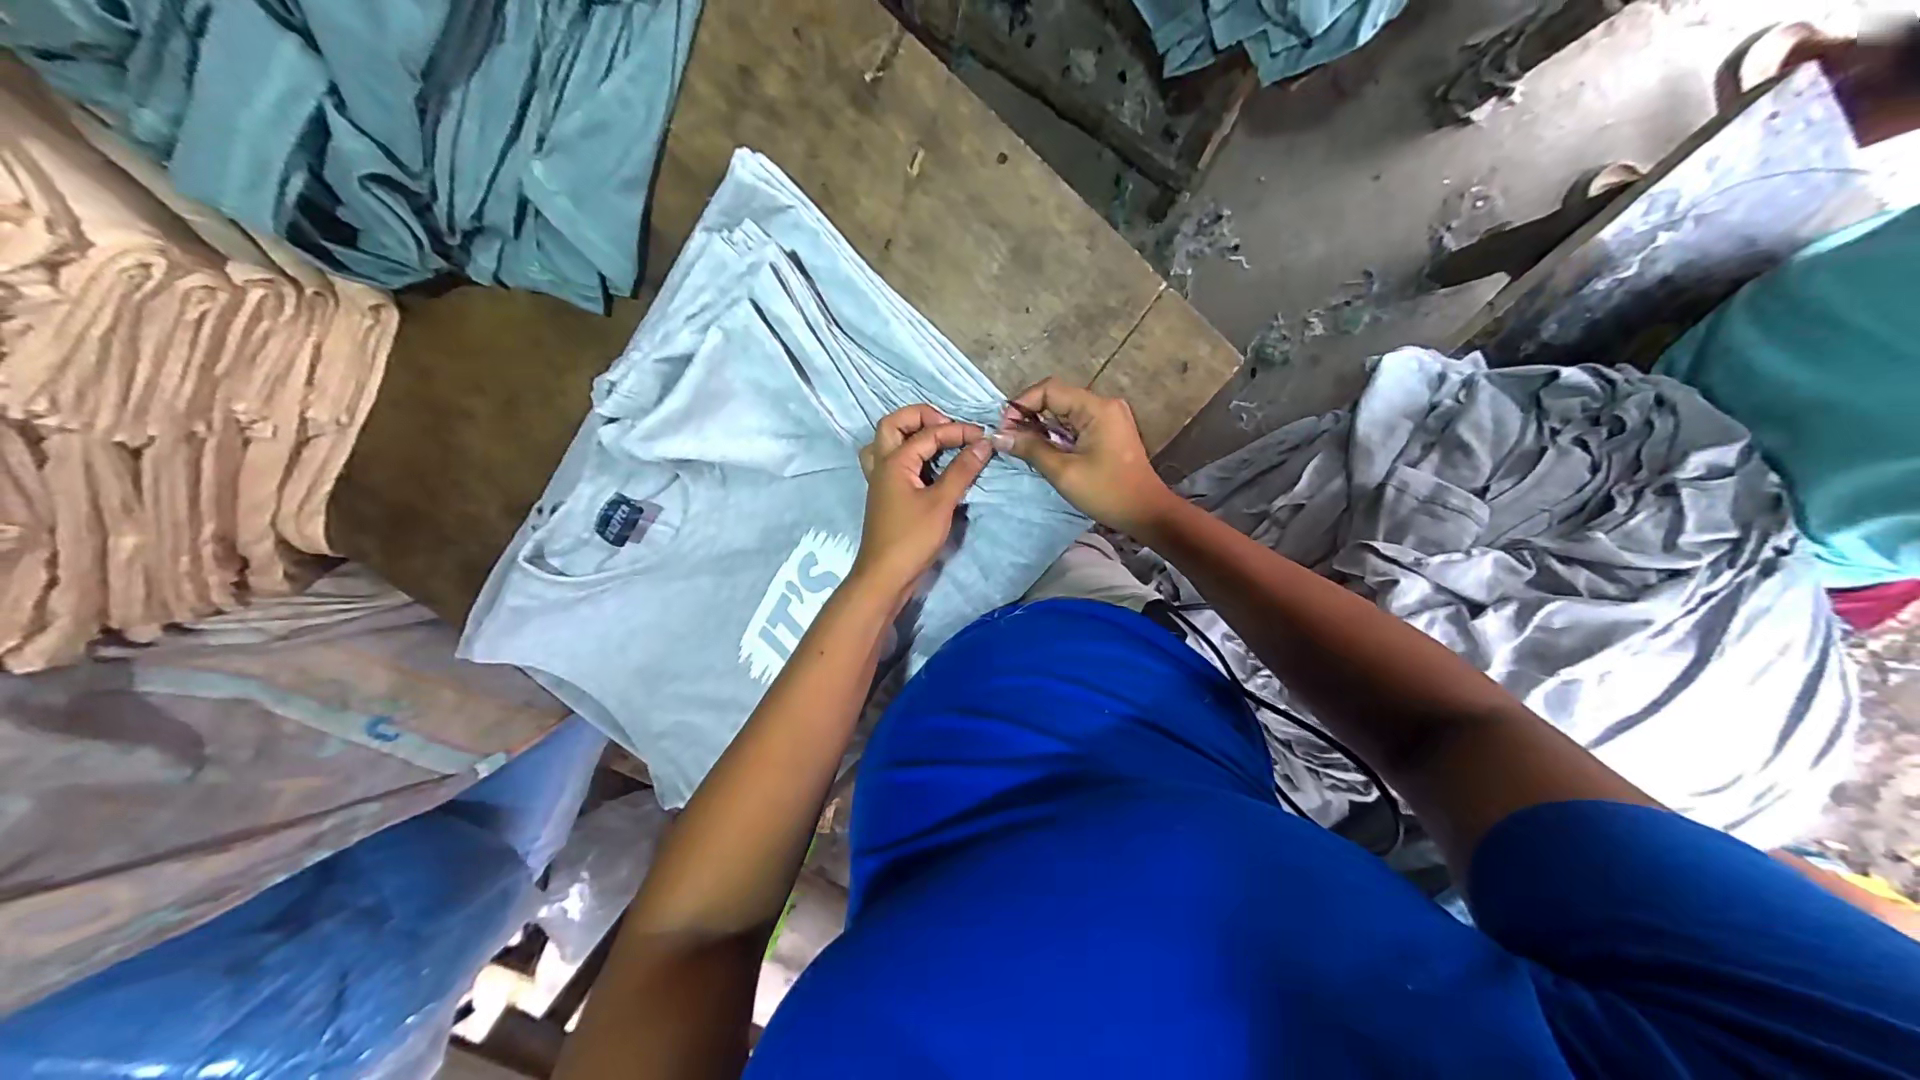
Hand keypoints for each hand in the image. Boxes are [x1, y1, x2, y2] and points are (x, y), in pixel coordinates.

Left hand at [853, 405, 992, 595]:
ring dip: (907, 434)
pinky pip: (889, 461)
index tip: (983, 437)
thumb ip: (961, 471)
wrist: (884, 576)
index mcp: (893, 461)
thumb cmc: (912, 539)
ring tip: (934, 440)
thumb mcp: (941, 503)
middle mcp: (881, 465)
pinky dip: (907, 454)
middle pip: (893, 424)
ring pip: (885, 443)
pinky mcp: (885, 495)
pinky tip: (926, 465)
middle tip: (947, 426)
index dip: (957, 431)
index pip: (928, 433)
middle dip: (920, 417)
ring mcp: (880, 480)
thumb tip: (982, 444)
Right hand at [999, 378, 1179, 534]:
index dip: (1022, 405)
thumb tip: (999, 435)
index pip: (1049, 390)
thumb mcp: (1063, 471)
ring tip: (1023, 447)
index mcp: (1097, 408)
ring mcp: (1108, 417)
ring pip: (1064, 412)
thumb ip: (1030, 449)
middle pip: (1056, 398)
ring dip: (1041, 427)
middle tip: (1010, 440)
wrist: (1146, 512)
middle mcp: (1104, 405)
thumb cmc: (1107, 492)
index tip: (1005, 429)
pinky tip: (1044, 451)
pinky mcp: (1108, 431)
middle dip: (1029, 416)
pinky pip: (1075, 424)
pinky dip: (1056, 434)